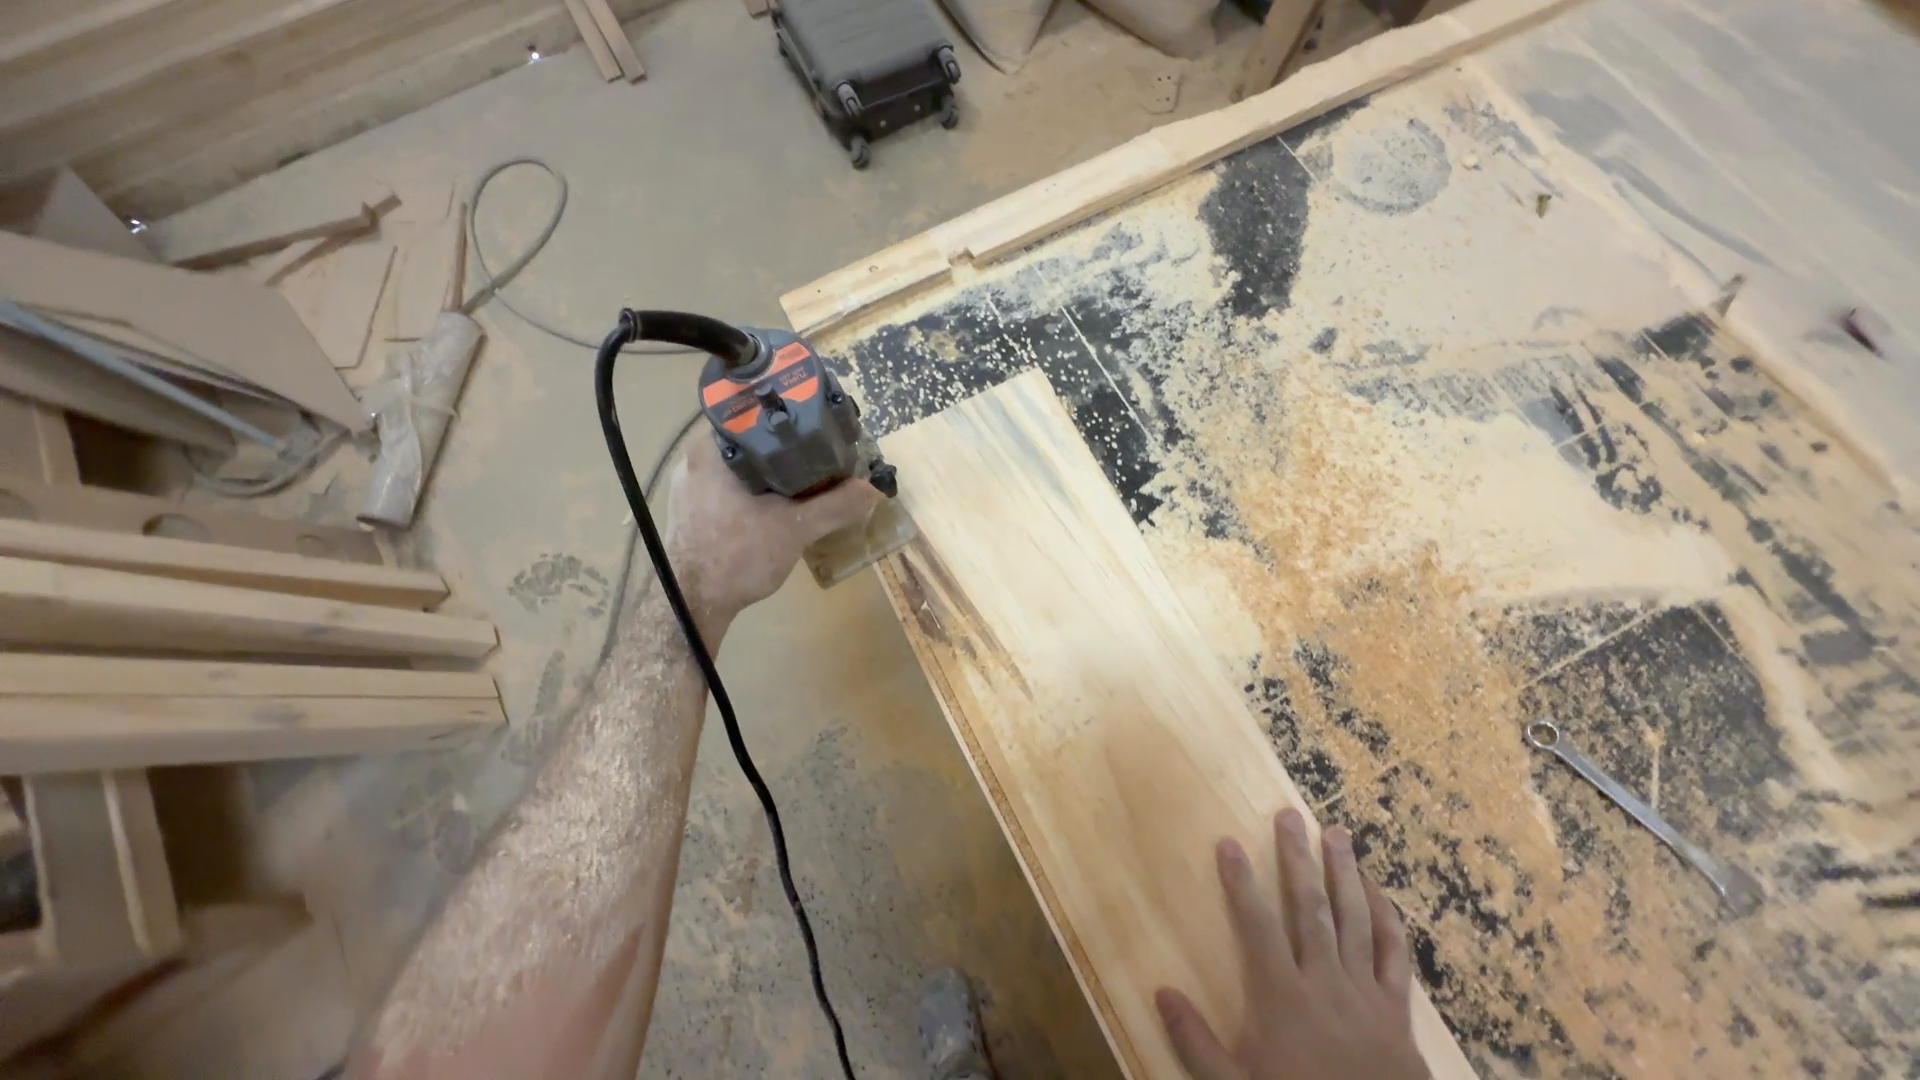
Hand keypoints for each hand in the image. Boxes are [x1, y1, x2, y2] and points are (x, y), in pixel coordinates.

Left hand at [660, 435, 882, 626]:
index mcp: (712, 449)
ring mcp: (689, 484)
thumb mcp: (796, 529)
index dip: (788, 413)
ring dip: (770, 470)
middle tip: (818, 452)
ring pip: (739, 464)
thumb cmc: (738, 556)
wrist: (694, 606)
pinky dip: (754, 489)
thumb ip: (836, 506)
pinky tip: (776, 503)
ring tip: (804, 476)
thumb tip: (872, 490)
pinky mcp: (691, 508)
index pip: (753, 410)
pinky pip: (729, 485)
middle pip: (749, 438)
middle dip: (784, 445)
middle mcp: (694, 458)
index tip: (817, 423)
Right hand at [1155, 809, 1427, 1079]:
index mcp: (1283, 997)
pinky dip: (1388, 918)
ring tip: (1337, 831)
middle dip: (1297, 859)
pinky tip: (1379, 889)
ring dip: (1343, 872)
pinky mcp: (1397, 1009)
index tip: (1229, 842)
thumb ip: (1198, 1043)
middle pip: (1310, 908)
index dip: (1240, 882)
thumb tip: (1160, 992)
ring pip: (1354, 919)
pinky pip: (1394, 954)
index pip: (1256, 925)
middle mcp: (1325, 982)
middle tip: (1290, 815)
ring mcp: (1366, 992)